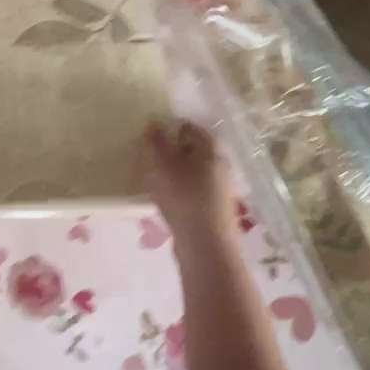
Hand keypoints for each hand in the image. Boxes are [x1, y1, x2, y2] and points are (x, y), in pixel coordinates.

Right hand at [142, 120, 236, 241]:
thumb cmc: (183, 198)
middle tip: (149, 157)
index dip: (171, 128)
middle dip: (172, 151)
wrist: (205, 245)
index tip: (151, 136)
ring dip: (175, 172)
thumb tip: (154, 123)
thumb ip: (156, 142)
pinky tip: (165, 199)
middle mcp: (220, 166)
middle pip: (193, 150)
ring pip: (193, 172)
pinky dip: (180, 190)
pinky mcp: (214, 209)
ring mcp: (219, 189)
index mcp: (211, 150)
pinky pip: (193, 190)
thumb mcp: (162, 166)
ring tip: (153, 179)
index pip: (191, 128)